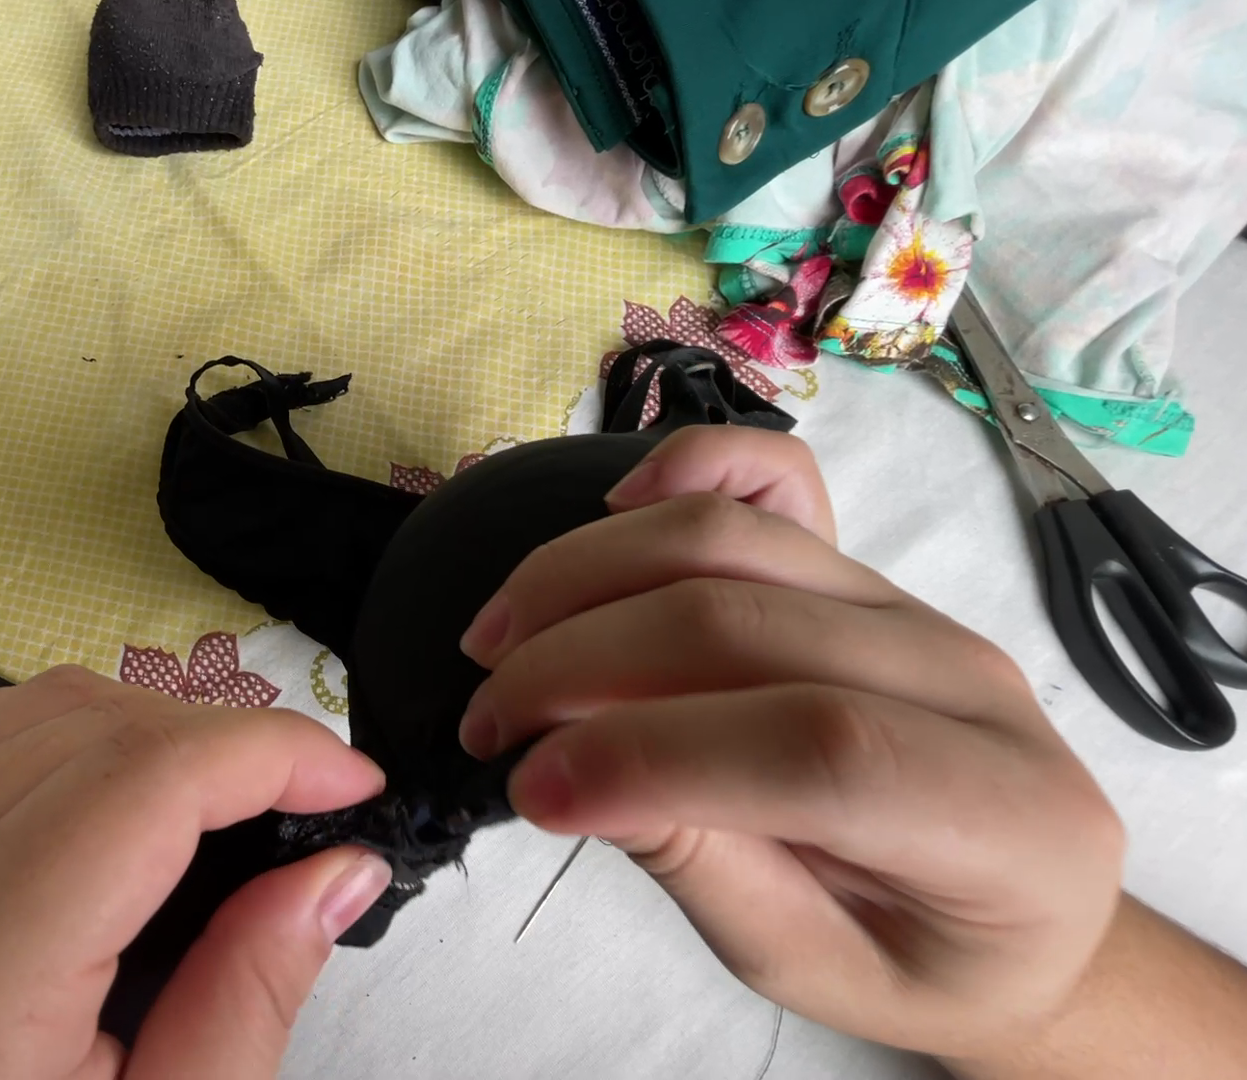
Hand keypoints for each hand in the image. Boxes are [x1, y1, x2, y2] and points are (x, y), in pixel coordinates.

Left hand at [0, 666, 390, 1079]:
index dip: (269, 751)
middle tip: (304, 799)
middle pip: (96, 724)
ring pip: (44, 708)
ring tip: (227, 797)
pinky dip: (87, 739)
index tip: (353, 781)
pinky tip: (130, 801)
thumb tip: (343, 867)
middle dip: (228, 737)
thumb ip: (250, 993)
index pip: (140, 780)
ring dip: (160, 729)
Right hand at [456, 426, 1125, 1059]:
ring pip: (717, 538)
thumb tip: (560, 771)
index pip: (811, 748)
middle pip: (732, 620)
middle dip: (570, 667)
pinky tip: (610, 503)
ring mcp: (896, 600)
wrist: (992, 904)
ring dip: (573, 578)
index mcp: (994, 813)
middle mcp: (959, 676)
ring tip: (495, 641)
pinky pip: (771, 476)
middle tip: (485, 722)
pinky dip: (683, 466)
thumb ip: (696, 863)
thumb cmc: (897, 952)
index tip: (527, 792)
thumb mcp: (802, 959)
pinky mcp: (846, 561)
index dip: (641, 756)